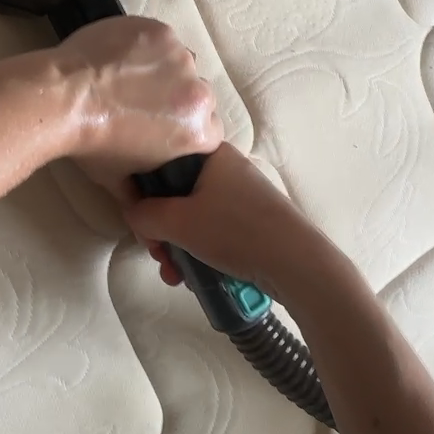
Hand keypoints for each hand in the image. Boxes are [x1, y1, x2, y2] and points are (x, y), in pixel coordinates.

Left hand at [52, 17, 221, 193]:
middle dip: (174, 98)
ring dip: (159, 69)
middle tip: (139, 100)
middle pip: (195, 94)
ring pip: (177, 63)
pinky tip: (118, 54)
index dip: (183, 128)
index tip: (161, 125)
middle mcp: (199, 93)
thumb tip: (139, 202)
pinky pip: (159, 38)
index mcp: (198, 132)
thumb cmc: (92, 142)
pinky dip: (143, 45)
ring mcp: (179, 57)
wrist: (64, 99)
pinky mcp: (159, 31)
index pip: (208, 130)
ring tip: (124, 75)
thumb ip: (139, 191)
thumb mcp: (118, 180)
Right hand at [123, 143, 330, 296]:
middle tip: (159, 257)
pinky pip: (216, 231)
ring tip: (176, 276)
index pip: (164, 165)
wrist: (299, 264)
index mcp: (211, 155)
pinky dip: (201, 252)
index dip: (145, 196)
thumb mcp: (178, 222)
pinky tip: (196, 278)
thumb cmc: (235, 231)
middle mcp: (229, 169)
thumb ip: (145, 215)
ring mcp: (245, 196)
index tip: (142, 227)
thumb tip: (133, 213)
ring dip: (179, 248)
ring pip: (196, 218)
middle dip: (163, 232)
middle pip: (178, 196)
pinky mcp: (256, 222)